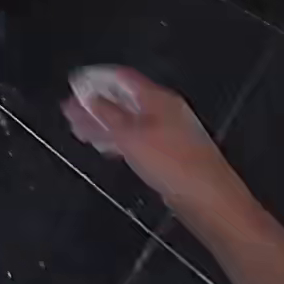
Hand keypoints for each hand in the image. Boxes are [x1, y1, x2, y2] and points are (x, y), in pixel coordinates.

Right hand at [61, 66, 253, 218]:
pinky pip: (136, 138)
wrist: (214, 206)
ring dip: (101, 123)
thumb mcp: (129, 133)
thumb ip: (105, 112)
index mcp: (158, 98)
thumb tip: (88, 96)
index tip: (73, 84)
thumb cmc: (171, 163)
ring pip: (127, 121)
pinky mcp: (170, 154)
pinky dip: (116, 139)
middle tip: (70, 111)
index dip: (94, 78)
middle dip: (94, 104)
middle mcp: (164, 111)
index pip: (120, 77)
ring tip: (77, 130)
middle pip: (122, 99)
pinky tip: (101, 146)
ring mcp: (169, 133)